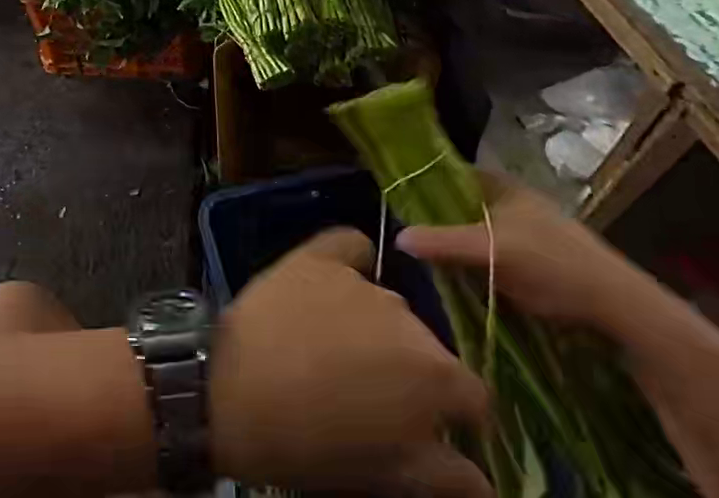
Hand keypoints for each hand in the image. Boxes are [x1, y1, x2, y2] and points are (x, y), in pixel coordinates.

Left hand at [210, 228, 491, 497]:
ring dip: (377, 325)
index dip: (456, 415)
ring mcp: (359, 280)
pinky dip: (352, 258)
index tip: (426, 428)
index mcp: (436, 374)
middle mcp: (407, 316)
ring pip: (387, 304)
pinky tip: (339, 276)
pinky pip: (349, 245)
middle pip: (426, 346)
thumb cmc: (314, 443)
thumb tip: (484, 478)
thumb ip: (451, 476)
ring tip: (335, 348)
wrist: (233, 391)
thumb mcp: (392, 475)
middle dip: (410, 370)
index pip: (473, 396)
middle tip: (369, 392)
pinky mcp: (316, 256)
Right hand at [396, 173, 662, 332]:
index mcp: (506, 187)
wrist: (621, 310)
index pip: (456, 173)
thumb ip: (441, 242)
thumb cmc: (552, 265)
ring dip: (463, 244)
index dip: (429, 182)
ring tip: (437, 260)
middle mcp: (519, 202)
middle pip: (467, 203)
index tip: (403, 200)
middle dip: (443, 218)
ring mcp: (535, 231)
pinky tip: (471, 278)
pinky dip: (483, 262)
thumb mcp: (489, 251)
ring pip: (484, 230)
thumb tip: (398, 237)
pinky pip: (500, 253)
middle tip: (416, 236)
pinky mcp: (545, 260)